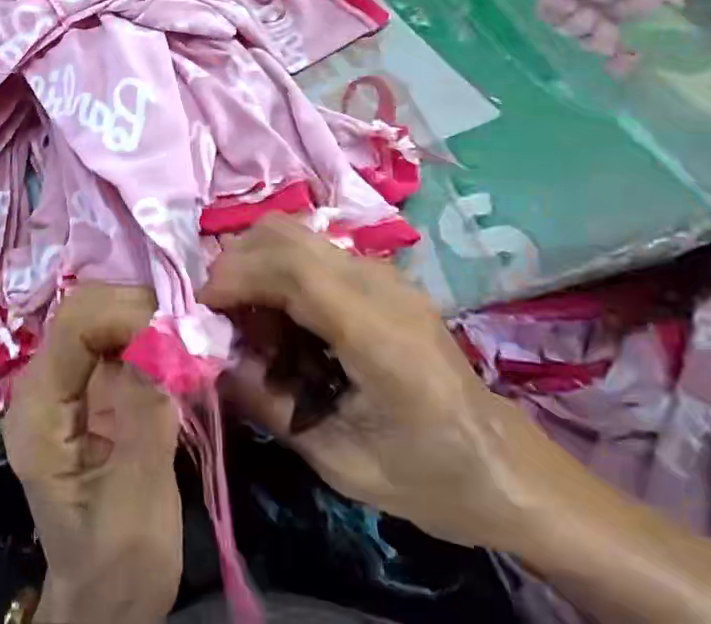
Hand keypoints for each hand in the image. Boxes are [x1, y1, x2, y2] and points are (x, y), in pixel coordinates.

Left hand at [5, 283, 180, 623]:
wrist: (102, 603)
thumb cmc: (115, 565)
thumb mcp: (138, 502)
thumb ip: (146, 419)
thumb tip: (165, 343)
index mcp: (38, 411)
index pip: (70, 329)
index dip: (123, 315)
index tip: (178, 332)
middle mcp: (42, 386)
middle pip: (81, 313)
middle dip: (136, 310)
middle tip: (192, 332)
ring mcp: (64, 386)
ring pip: (98, 320)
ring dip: (145, 320)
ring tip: (191, 341)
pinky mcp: (88, 393)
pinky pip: (113, 345)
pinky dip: (148, 340)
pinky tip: (178, 354)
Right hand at [199, 217, 574, 548]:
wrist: (508, 471)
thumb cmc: (428, 476)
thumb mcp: (338, 461)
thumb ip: (265, 405)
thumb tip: (207, 361)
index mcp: (379, 337)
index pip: (291, 269)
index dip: (234, 276)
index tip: (202, 309)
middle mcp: (383, 289)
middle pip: (285, 235)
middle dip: (234, 263)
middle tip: (218, 314)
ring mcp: (386, 277)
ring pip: (294, 234)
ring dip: (253, 262)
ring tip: (246, 316)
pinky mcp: (382, 278)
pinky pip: (311, 251)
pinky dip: (276, 269)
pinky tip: (278, 316)